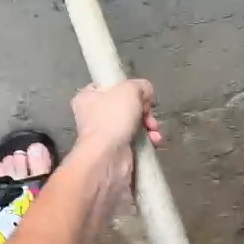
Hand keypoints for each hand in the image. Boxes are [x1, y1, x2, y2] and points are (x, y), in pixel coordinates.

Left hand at [68, 79, 160, 209]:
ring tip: (154, 130)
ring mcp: (104, 134)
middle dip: (144, 110)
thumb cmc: (112, 118)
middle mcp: (93, 115)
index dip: (128, 88)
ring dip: (149, 125)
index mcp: (88, 97)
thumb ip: (141, 86)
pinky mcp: (116, 151)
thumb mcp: (129, 89)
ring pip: (133, 124)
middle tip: (149, 115)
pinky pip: (136, 141)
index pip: (109, 87)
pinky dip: (147, 140)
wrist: (107, 158)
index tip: (140, 95)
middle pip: (126, 106)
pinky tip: (155, 141)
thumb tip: (146, 94)